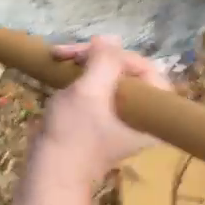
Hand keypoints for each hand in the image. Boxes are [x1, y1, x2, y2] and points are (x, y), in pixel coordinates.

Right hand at [41, 35, 169, 179]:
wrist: (52, 168)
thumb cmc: (74, 132)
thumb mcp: (89, 92)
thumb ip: (103, 62)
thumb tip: (110, 37)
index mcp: (152, 113)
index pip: (147, 69)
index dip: (116, 55)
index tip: (83, 53)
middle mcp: (143, 115)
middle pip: (127, 72)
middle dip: (95, 57)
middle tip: (63, 54)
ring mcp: (122, 118)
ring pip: (110, 78)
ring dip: (84, 64)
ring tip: (58, 60)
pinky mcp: (102, 120)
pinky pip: (99, 90)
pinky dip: (81, 78)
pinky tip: (61, 74)